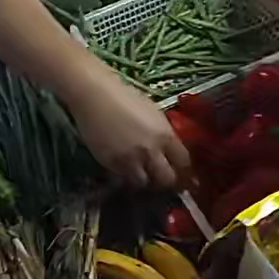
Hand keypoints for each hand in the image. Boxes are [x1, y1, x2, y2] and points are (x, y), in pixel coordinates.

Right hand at [69, 73, 191, 188]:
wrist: (94, 95)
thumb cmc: (124, 96)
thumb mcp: (153, 113)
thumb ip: (163, 134)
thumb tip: (169, 151)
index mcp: (166, 135)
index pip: (184, 162)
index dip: (184, 169)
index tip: (181, 172)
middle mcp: (151, 151)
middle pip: (166, 179)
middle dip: (165, 179)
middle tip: (160, 176)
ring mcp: (130, 160)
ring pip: (143, 183)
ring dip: (143, 178)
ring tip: (139, 171)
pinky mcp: (111, 164)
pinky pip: (122, 178)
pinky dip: (125, 175)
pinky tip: (123, 165)